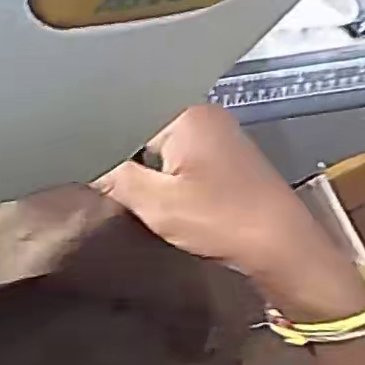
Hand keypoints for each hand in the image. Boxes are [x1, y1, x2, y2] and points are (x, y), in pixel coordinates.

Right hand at [94, 104, 364, 319]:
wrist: (283, 249)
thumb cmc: (222, 221)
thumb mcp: (156, 203)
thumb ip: (112, 179)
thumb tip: (82, 166)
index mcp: (185, 115)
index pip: (123, 120)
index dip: (100, 145)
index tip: (81, 167)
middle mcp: (202, 116)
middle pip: (139, 131)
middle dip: (119, 157)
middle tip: (97, 182)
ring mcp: (214, 136)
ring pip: (155, 147)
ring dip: (140, 170)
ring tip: (120, 190)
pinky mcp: (220, 159)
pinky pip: (174, 159)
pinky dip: (159, 177)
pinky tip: (152, 196)